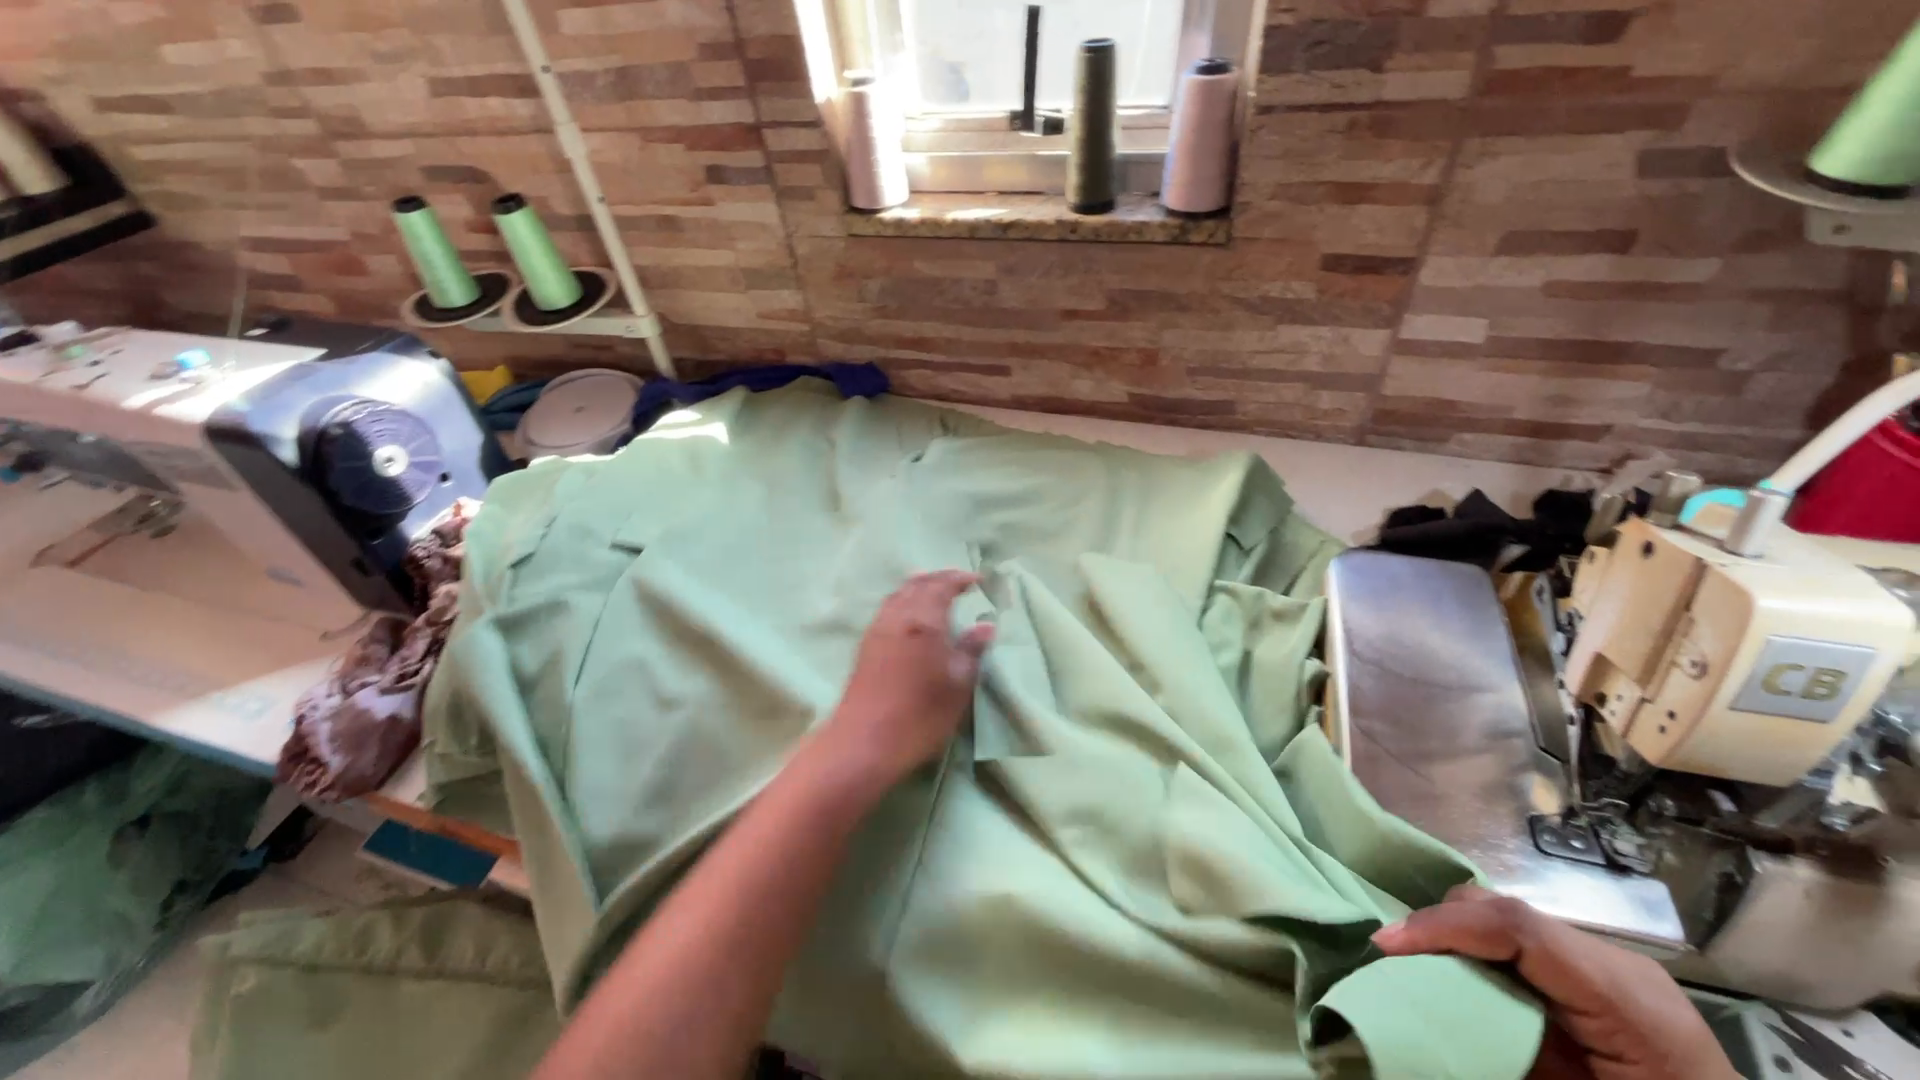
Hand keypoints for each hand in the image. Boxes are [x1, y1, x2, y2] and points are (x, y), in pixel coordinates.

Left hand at [820, 571, 993, 786]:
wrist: (865, 742)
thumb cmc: (920, 715)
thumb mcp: (958, 685)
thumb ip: (971, 651)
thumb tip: (985, 625)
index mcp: (923, 621)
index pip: (942, 586)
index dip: (960, 579)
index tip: (977, 580)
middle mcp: (897, 617)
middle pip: (917, 585)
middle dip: (938, 578)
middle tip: (958, 580)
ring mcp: (877, 630)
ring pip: (898, 595)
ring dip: (918, 587)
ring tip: (933, 589)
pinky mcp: (866, 646)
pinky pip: (887, 610)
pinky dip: (903, 601)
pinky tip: (910, 615)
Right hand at [1372, 886, 1736, 1079]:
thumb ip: (1509, 1056)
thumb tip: (1425, 1030)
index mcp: (1624, 1000)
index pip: (1519, 929)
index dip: (1442, 927)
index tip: (1385, 946)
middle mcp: (1614, 965)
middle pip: (1505, 910)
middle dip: (1438, 925)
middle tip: (1392, 960)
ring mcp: (1607, 966)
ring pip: (1506, 920)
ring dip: (1453, 937)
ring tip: (1413, 968)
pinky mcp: (1595, 977)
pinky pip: (1522, 946)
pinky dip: (1478, 953)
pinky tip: (1457, 981)